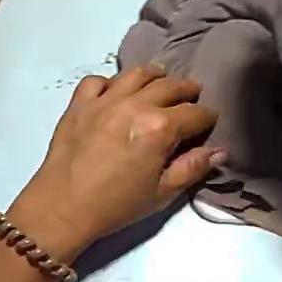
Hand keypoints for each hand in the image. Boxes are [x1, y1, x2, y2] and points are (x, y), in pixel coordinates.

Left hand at [9, 64, 224, 259]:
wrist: (62, 207)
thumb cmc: (115, 205)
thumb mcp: (161, 194)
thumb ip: (192, 168)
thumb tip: (219, 151)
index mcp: (159, 127)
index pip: (195, 114)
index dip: (208, 118)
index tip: (210, 122)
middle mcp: (134, 105)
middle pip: (170, 87)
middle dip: (187, 90)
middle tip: (193, 95)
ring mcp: (103, 101)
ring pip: (136, 74)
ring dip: (154, 75)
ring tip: (161, 79)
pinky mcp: (78, 104)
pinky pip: (96, 81)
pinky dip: (110, 82)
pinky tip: (115, 92)